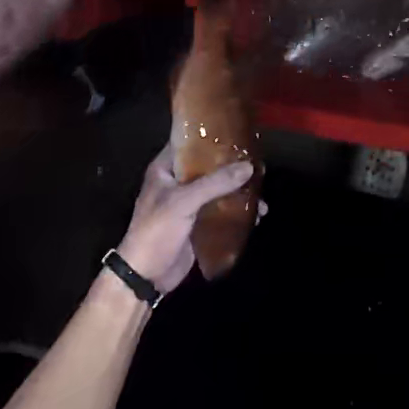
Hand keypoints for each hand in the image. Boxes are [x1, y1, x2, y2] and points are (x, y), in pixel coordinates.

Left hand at [116, 149, 255, 293]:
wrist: (145, 276)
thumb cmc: (156, 231)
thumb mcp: (183, 202)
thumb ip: (216, 183)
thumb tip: (249, 167)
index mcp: (165, 169)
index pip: (189, 143)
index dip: (211, 136)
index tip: (238, 132)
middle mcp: (178, 182)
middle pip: (209, 166)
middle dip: (233, 166)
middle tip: (259, 163)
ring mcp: (189, 203)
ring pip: (219, 188)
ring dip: (239, 190)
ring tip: (263, 190)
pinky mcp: (199, 222)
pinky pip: (222, 210)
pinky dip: (238, 211)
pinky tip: (258, 213)